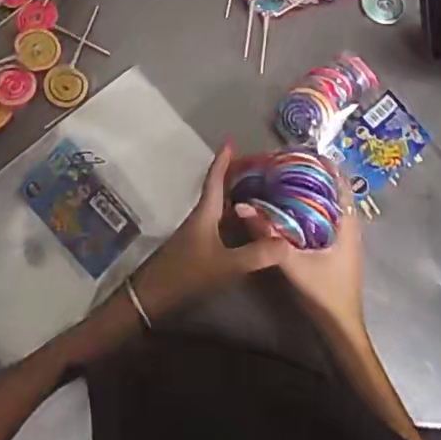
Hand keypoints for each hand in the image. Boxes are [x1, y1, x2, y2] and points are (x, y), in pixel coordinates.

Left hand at [129, 143, 293, 319]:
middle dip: (236, 178)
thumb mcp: (225, 265)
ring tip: (260, 194)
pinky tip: (247, 229)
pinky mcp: (197, 249)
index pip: (215, 180)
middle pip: (219, 192)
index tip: (230, 142)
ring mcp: (197, 234)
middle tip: (258, 169)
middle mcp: (200, 219)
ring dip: (237, 201)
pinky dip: (234, 222)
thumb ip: (257, 254)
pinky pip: (220, 226)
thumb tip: (288, 242)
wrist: (152, 297)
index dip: (223, 161)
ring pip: (220, 211)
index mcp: (204, 214)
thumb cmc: (187, 274)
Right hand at [241, 177, 366, 337]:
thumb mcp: (292, 263)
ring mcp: (343, 242)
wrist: (339, 330)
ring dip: (310, 194)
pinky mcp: (335, 252)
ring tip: (283, 181)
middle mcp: (349, 229)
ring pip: (328, 208)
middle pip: (334, 193)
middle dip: (313, 177)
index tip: (303, 152)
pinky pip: (322, 221)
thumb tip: (242, 206)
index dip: (326, 166)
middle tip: (285, 164)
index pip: (342, 185)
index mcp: (347, 226)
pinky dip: (308, 210)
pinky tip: (286, 211)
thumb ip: (267, 235)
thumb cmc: (324, 294)